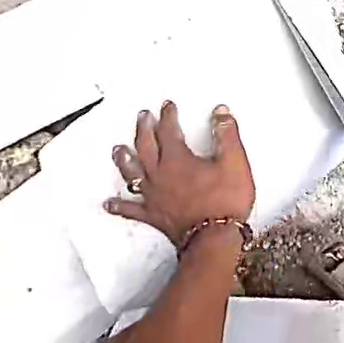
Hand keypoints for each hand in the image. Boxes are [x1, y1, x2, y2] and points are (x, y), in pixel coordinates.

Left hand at [103, 101, 253, 245]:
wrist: (214, 237)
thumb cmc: (225, 199)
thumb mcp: (234, 161)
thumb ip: (226, 134)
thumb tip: (220, 112)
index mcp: (178, 159)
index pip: (169, 131)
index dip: (168, 116)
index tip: (167, 105)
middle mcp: (160, 175)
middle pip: (146, 147)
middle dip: (144, 129)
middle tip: (142, 116)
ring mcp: (153, 196)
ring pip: (132, 173)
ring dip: (124, 160)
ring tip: (118, 149)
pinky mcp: (153, 216)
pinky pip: (131, 209)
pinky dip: (119, 205)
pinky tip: (109, 203)